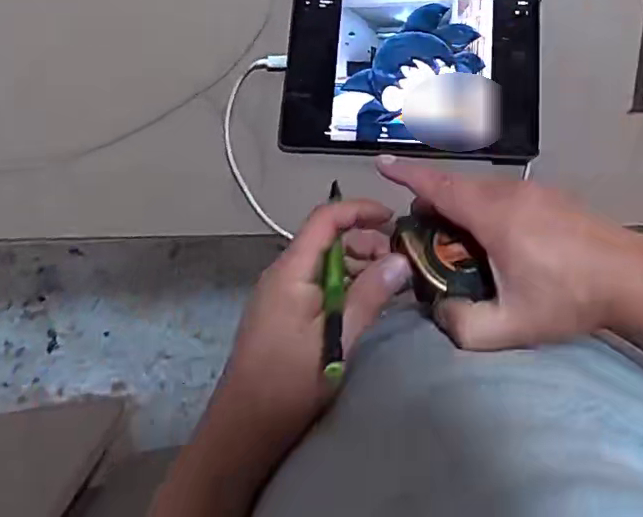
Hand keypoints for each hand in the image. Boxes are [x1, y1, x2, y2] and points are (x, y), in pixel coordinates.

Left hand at [208, 199, 411, 446]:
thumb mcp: (337, 339)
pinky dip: (343, 284)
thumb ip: (369, 295)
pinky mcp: (282, 312)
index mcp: (291, 269)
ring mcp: (280, 292)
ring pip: (323, 262)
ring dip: (356, 265)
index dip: (360, 210)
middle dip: (365, 242)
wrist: (241, 431)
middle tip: (398, 262)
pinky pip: (316, 282)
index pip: (326, 218)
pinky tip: (364, 302)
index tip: (393, 218)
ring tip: (388, 283)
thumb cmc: (289, 382)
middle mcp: (283, 272)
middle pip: (327, 239)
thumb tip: (400, 260)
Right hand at [377, 154, 642, 349]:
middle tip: (424, 234)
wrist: (630, 275)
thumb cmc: (569, 296)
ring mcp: (531, 189)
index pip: (437, 185)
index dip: (406, 174)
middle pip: (456, 187)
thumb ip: (466, 326)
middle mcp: (507, 191)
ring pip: (480, 189)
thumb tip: (440, 313)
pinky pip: (501, 193)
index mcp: (491, 213)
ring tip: (461, 242)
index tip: (381, 163)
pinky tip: (500, 240)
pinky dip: (484, 206)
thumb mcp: (513, 324)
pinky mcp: (548, 195)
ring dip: (460, 206)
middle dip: (432, 201)